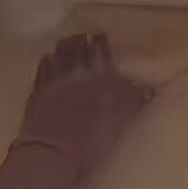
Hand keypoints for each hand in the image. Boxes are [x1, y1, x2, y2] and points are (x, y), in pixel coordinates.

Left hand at [13, 33, 151, 186]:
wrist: (51, 154)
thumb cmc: (91, 142)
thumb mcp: (119, 122)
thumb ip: (133, 102)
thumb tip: (150, 88)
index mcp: (100, 79)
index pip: (100, 52)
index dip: (100, 41)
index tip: (100, 33)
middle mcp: (77, 74)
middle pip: (78, 49)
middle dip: (81, 40)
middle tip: (83, 34)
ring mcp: (55, 82)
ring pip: (59, 55)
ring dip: (63, 47)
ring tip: (66, 41)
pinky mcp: (37, 92)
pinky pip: (42, 69)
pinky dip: (46, 61)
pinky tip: (47, 58)